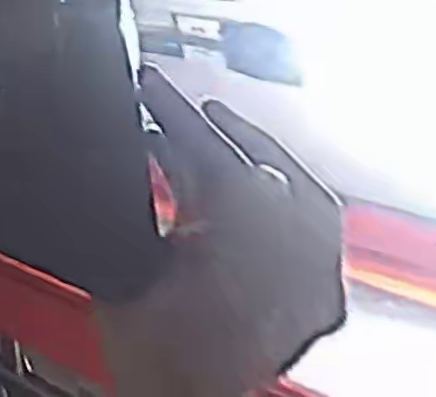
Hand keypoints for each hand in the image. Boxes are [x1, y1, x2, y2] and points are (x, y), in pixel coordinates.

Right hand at [97, 67, 346, 396]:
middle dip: (231, 132)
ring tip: (206, 135)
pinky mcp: (306, 301)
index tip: (151, 85)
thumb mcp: (126, 260)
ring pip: (296, 202)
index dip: (179, 116)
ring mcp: (309, 291)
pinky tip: (214, 183)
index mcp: (251, 262)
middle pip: (274, 177)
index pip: (222, 164)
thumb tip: (132, 141)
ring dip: (248, 159)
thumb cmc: (154, 350)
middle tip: (190, 103)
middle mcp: (297, 276)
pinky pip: (298, 229)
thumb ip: (136, 197)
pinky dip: (260, 194)